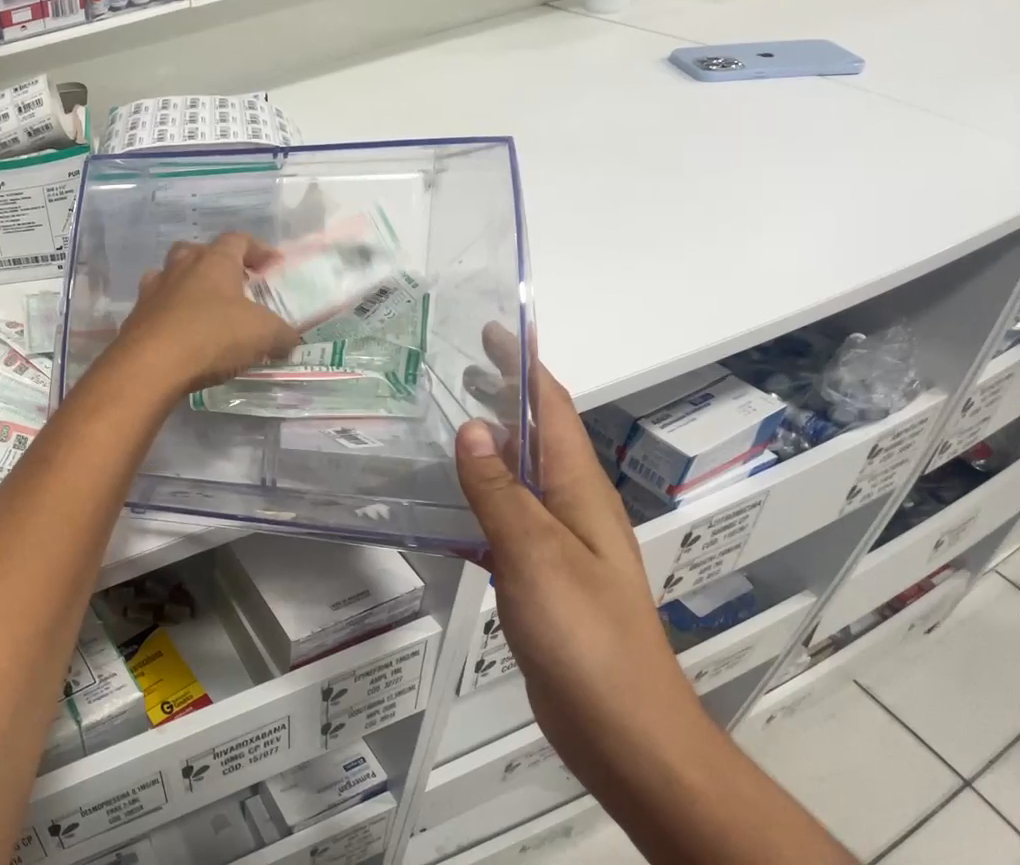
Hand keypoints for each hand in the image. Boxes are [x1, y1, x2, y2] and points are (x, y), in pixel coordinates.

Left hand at [112, 233, 302, 392]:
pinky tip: (180, 336)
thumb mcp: (263, 335)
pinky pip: (156, 308)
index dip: (258, 249)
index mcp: (213, 262)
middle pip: (195, 251)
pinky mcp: (135, 318)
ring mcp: (152, 291)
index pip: (237, 240)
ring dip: (186, 288)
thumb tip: (288, 340)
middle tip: (231, 285)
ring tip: (203, 310)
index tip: (273, 265)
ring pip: (169, 276)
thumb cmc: (212, 336)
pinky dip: (169, 316)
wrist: (150, 365)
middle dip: (214, 263)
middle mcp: (179, 268)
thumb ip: (281, 334)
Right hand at [453, 328, 711, 782]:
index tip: (492, 328)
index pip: (553, 410)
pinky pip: (499, 519)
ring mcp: (555, 543)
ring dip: (483, 444)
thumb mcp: (536, 555)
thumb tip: (472, 426)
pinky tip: (436, 503)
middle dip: (502, 395)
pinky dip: (470, 498)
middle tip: (449, 367)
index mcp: (581, 492)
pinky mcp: (535, 576)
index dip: (526, 366)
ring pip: (514, 477)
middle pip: (536, 437)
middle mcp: (572, 508)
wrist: (621, 727)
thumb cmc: (586, 635)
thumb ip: (500, 492)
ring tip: (435, 421)